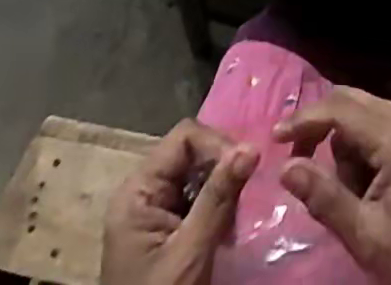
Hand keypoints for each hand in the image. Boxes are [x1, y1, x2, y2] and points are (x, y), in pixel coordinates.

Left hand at [103, 119, 259, 284]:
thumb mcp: (190, 253)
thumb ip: (218, 198)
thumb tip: (252, 147)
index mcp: (138, 189)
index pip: (184, 137)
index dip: (218, 145)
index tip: (248, 168)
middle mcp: (144, 191)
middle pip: (191, 153)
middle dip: (223, 167)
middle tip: (247, 197)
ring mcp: (155, 211)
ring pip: (198, 175)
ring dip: (224, 190)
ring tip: (237, 219)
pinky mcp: (168, 230)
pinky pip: (198, 200)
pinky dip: (218, 208)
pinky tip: (228, 231)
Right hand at [272, 87, 390, 284]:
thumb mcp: (366, 236)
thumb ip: (325, 199)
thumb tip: (285, 168)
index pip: (338, 110)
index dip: (303, 120)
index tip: (275, 139)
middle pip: (343, 99)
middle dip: (316, 127)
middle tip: (297, 161)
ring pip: (351, 109)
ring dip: (336, 141)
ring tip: (345, 189)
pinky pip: (365, 119)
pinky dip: (351, 143)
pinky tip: (359, 179)